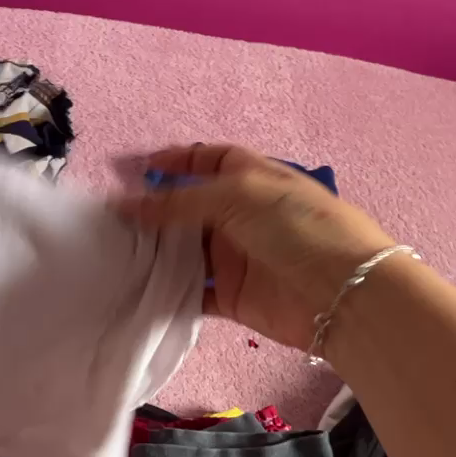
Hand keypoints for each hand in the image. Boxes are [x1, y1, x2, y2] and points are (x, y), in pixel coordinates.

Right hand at [116, 144, 397, 349]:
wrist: (342, 295)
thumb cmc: (297, 230)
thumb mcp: (238, 197)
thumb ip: (179, 201)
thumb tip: (124, 205)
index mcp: (254, 181)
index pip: (211, 160)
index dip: (177, 160)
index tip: (136, 168)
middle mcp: (243, 217)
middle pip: (190, 209)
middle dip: (154, 212)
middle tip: (113, 219)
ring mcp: (236, 258)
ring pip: (185, 252)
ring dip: (156, 253)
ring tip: (117, 253)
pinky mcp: (231, 296)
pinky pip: (191, 292)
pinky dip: (167, 291)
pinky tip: (140, 288)